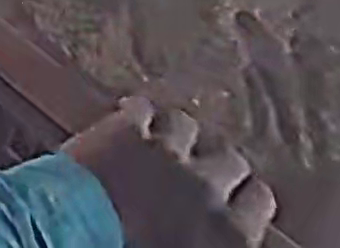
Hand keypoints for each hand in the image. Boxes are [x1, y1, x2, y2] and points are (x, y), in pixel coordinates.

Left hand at [62, 97, 278, 247]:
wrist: (80, 233)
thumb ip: (211, 239)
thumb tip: (213, 230)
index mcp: (232, 236)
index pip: (259, 200)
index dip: (243, 192)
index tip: (229, 190)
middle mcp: (209, 190)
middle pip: (231, 159)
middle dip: (214, 159)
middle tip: (193, 161)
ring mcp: (167, 153)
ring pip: (187, 124)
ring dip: (174, 129)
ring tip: (159, 134)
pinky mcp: (128, 129)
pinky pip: (142, 106)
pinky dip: (136, 110)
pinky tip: (127, 114)